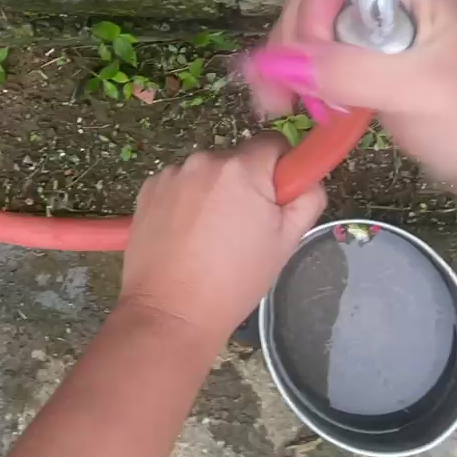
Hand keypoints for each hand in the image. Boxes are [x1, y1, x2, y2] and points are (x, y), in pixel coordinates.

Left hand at [117, 136, 325, 343]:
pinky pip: (180, 182)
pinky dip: (185, 199)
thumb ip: (307, 199)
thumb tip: (308, 177)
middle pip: (238, 159)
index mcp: (243, 169)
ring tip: (209, 237)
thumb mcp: (286, 244)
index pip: (273, 143)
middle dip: (245, 184)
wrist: (170, 313)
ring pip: (207, 172)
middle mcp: (205, 159)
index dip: (279, 169)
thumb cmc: (235, 281)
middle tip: (243, 227)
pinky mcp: (148, 186)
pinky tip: (184, 235)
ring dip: (213, 191)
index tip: (275, 199)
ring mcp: (173, 172)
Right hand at [244, 0, 456, 190]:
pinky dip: (304, 83)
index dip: (308, 22)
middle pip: (310, 6)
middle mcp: (385, 1)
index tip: (305, 69)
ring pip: (309, 35)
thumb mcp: (411, 89)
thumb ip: (346, 71)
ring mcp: (376, 35)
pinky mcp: (369, 65)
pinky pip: (320, 62)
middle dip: (292, 50)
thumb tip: (273, 62)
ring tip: (294, 108)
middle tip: (281, 96)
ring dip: (291, 69)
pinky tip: (305, 109)